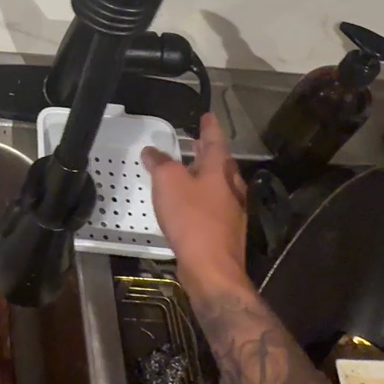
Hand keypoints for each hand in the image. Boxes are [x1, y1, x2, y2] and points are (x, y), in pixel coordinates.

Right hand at [143, 111, 249, 298]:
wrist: (212, 268)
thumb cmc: (192, 218)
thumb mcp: (168, 182)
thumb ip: (160, 163)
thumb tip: (152, 151)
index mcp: (220, 170)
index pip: (215, 140)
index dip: (209, 126)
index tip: (207, 115)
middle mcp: (231, 187)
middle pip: (219, 163)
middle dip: (207, 151)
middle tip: (196, 140)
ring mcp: (232, 211)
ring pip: (217, 184)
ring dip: (203, 174)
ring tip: (188, 169)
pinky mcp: (225, 231)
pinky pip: (213, 205)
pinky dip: (201, 196)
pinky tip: (188, 203)